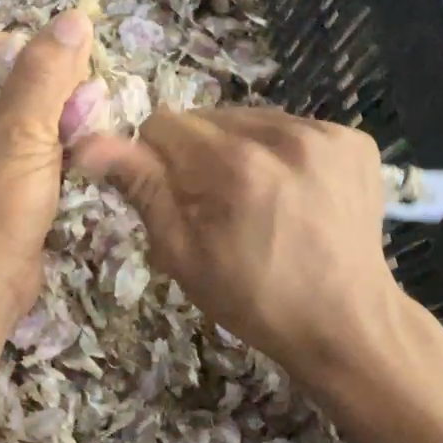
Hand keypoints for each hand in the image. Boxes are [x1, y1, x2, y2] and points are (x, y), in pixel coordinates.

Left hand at [0, 9, 94, 331]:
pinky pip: (28, 150)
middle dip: (42, 80)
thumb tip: (74, 18)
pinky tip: (83, 154)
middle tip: (78, 94)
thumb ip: (46, 72)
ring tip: (87, 125)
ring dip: (56, 114)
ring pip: (19, 115)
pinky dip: (55, 146)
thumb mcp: (21, 130)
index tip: (33, 58)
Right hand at [70, 108, 399, 382]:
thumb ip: (140, 187)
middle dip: (199, 153)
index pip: (164, 124)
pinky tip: (292, 192)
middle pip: (207, 118)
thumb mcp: (182, 254)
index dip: (157, 158)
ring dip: (239, 148)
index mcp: (235, 166)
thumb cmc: (254, 298)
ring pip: (248, 118)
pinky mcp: (354, 140)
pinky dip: (279, 151)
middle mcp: (283, 136)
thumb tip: (88, 143)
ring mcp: (326, 135)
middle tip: (217, 205)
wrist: (348, 325)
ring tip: (258, 199)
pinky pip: (290, 126)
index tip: (176, 197)